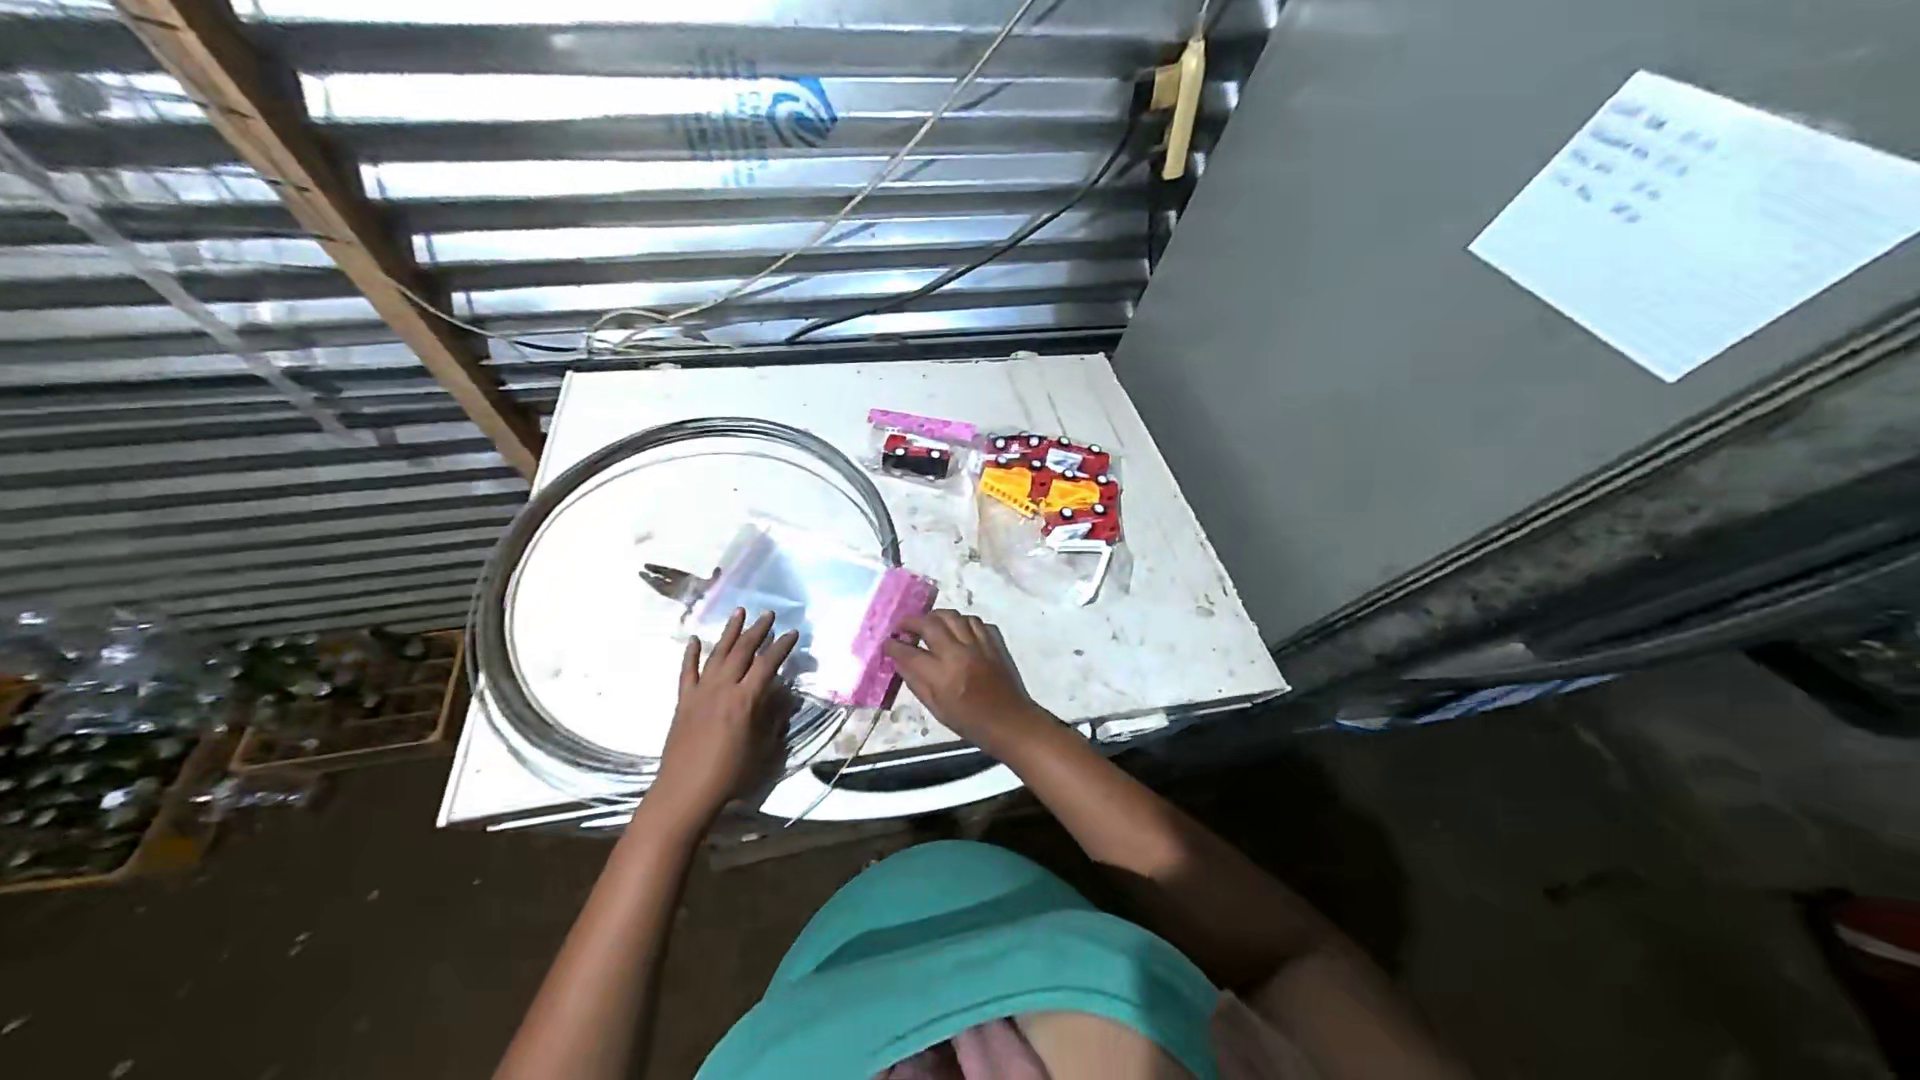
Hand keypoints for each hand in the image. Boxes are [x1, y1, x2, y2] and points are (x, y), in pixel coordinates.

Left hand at [648, 609, 798, 829]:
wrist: (685, 791)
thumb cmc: (730, 775)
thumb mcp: (763, 750)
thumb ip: (774, 720)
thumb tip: (785, 697)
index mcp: (745, 699)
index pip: (768, 664)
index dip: (782, 647)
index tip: (792, 633)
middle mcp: (723, 688)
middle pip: (743, 651)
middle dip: (758, 630)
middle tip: (769, 614)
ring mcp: (700, 692)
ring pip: (717, 654)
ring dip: (730, 632)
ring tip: (739, 612)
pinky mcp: (683, 701)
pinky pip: (687, 671)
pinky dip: (691, 654)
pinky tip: (695, 639)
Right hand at [884, 610, 1053, 757]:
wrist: (1010, 721)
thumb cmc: (970, 722)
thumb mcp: (936, 709)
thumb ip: (916, 682)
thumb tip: (899, 662)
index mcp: (941, 674)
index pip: (909, 652)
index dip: (894, 645)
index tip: (888, 642)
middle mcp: (958, 653)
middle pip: (930, 623)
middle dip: (911, 621)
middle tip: (904, 626)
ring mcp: (978, 644)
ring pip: (953, 616)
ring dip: (937, 617)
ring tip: (929, 624)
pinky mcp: (994, 642)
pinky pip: (975, 622)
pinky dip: (962, 622)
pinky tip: (957, 631)